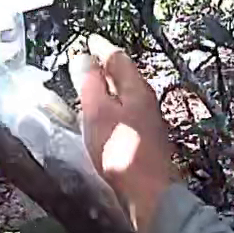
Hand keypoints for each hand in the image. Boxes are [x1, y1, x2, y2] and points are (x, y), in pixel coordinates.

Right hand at [73, 36, 174, 232]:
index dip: (101, 47)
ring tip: (93, 86)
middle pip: (126, 75)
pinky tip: (105, 117)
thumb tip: (83, 56)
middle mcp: (147, 100)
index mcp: (136, 89)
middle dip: (106, 66)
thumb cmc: (119, 150)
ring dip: (110, 87)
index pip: (118, 57)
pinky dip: (114, 107)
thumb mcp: (98, 112)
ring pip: (127, 95)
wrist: (148, 192)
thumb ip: (90, 83)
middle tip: (88, 60)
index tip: (88, 40)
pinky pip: (127, 112)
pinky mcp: (146, 140)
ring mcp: (149, 120)